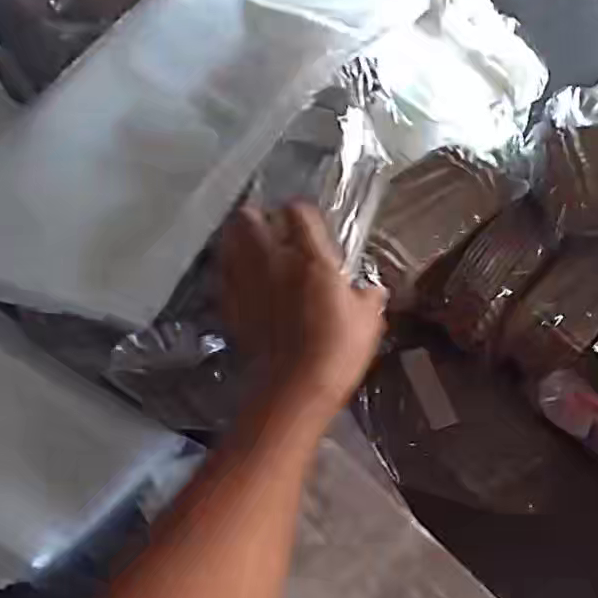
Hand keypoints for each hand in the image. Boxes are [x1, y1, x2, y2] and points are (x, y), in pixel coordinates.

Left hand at [218, 200, 386, 420]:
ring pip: (232, 235)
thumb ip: (368, 297)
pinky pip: (224, 267)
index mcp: (312, 258)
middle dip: (265, 219)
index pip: (301, 211)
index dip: (307, 215)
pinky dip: (233, 265)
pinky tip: (248, 279)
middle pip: (254, 215)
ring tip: (259, 251)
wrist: (295, 385)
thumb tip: (373, 290)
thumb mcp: (369, 322)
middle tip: (280, 236)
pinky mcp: (227, 298)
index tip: (315, 229)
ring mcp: (244, 276)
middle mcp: (272, 257)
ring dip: (243, 237)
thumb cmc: (340, 350)